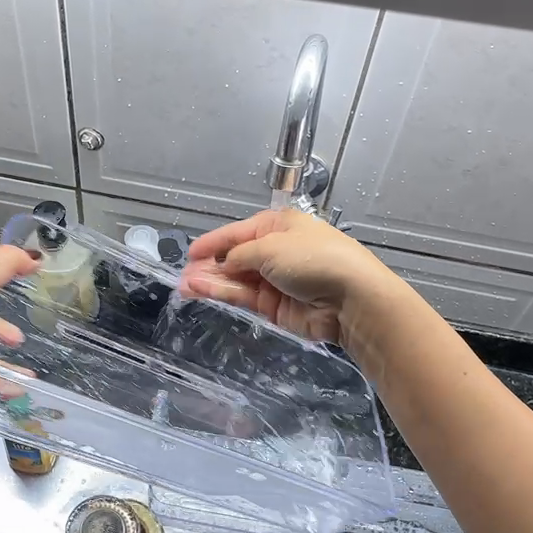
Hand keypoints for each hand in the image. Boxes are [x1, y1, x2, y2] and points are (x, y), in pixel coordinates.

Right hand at [179, 210, 396, 342]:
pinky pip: (243, 297)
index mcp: (278, 226)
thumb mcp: (271, 246)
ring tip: (184, 286)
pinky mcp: (274, 306)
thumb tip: (223, 264)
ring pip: (235, 280)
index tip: (190, 252)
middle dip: (209, 265)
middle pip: (235, 258)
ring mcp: (274, 280)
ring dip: (211, 282)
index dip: (213, 242)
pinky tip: (201, 291)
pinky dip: (222, 294)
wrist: (350, 297)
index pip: (238, 233)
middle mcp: (275, 251)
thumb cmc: (313, 258)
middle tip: (182, 275)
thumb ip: (240, 255)